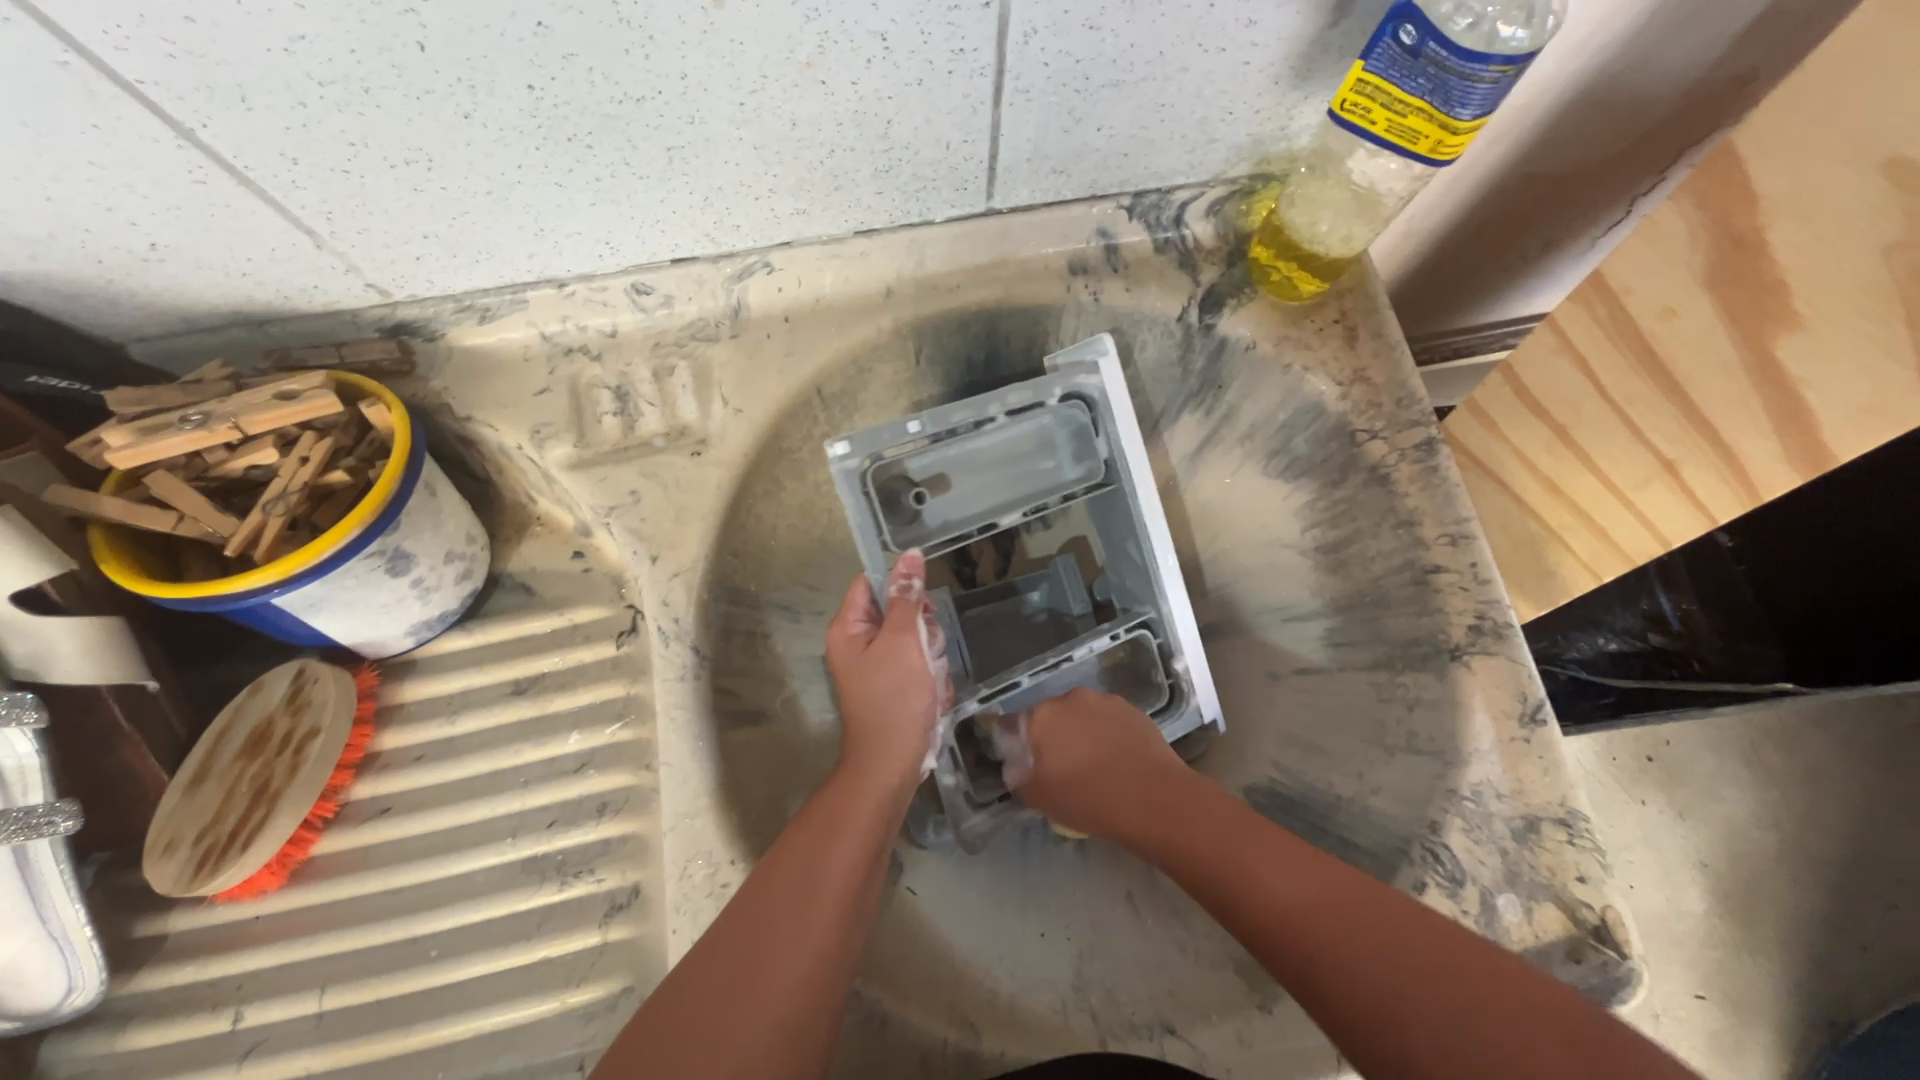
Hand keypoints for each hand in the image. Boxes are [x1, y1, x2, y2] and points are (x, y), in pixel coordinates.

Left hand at [824, 550, 950, 792]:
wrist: (894, 761)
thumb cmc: (894, 698)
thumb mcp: (904, 641)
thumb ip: (908, 597)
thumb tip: (910, 554)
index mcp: (848, 628)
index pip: (872, 583)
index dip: (900, 585)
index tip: (924, 602)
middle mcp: (858, 643)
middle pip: (900, 611)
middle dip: (924, 631)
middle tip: (926, 650)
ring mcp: (878, 666)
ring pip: (917, 639)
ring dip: (932, 658)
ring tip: (929, 680)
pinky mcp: (896, 686)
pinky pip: (921, 666)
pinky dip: (931, 679)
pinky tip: (931, 696)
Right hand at [1009, 688, 1188, 839]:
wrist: (1154, 799)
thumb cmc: (1089, 799)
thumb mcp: (1041, 800)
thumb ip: (1019, 779)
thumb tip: (1017, 768)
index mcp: (1041, 717)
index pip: (1012, 725)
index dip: (1015, 744)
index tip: (1025, 763)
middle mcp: (1070, 699)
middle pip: (1050, 716)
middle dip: (1052, 736)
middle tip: (1061, 766)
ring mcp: (1105, 701)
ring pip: (1082, 715)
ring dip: (1081, 732)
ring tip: (1094, 763)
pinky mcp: (1133, 709)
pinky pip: (1109, 720)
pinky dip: (1107, 733)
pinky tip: (1118, 758)